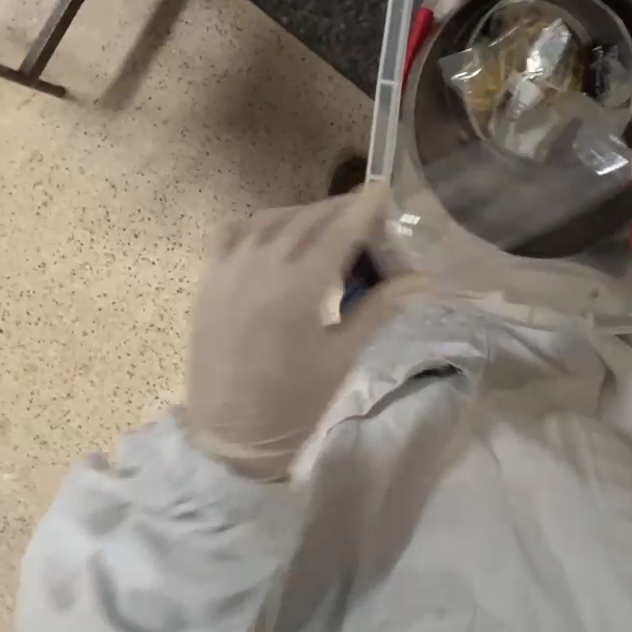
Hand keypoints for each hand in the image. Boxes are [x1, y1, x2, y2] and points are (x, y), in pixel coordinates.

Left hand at [181, 183, 421, 480]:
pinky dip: (258, 224)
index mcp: (299, 288)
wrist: (230, 441)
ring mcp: (229, 271)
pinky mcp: (208, 282)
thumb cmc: (295, 404)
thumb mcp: (345, 358)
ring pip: (271, 220)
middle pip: (307, 219)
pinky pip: (231, 233)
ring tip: (326, 225)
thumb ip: (381, 308)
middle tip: (364, 215)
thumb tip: (424, 278)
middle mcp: (261, 267)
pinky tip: (274, 234)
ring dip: (303, 214)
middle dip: (338, 210)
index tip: (382, 191)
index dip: (363, 208)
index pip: (339, 230)